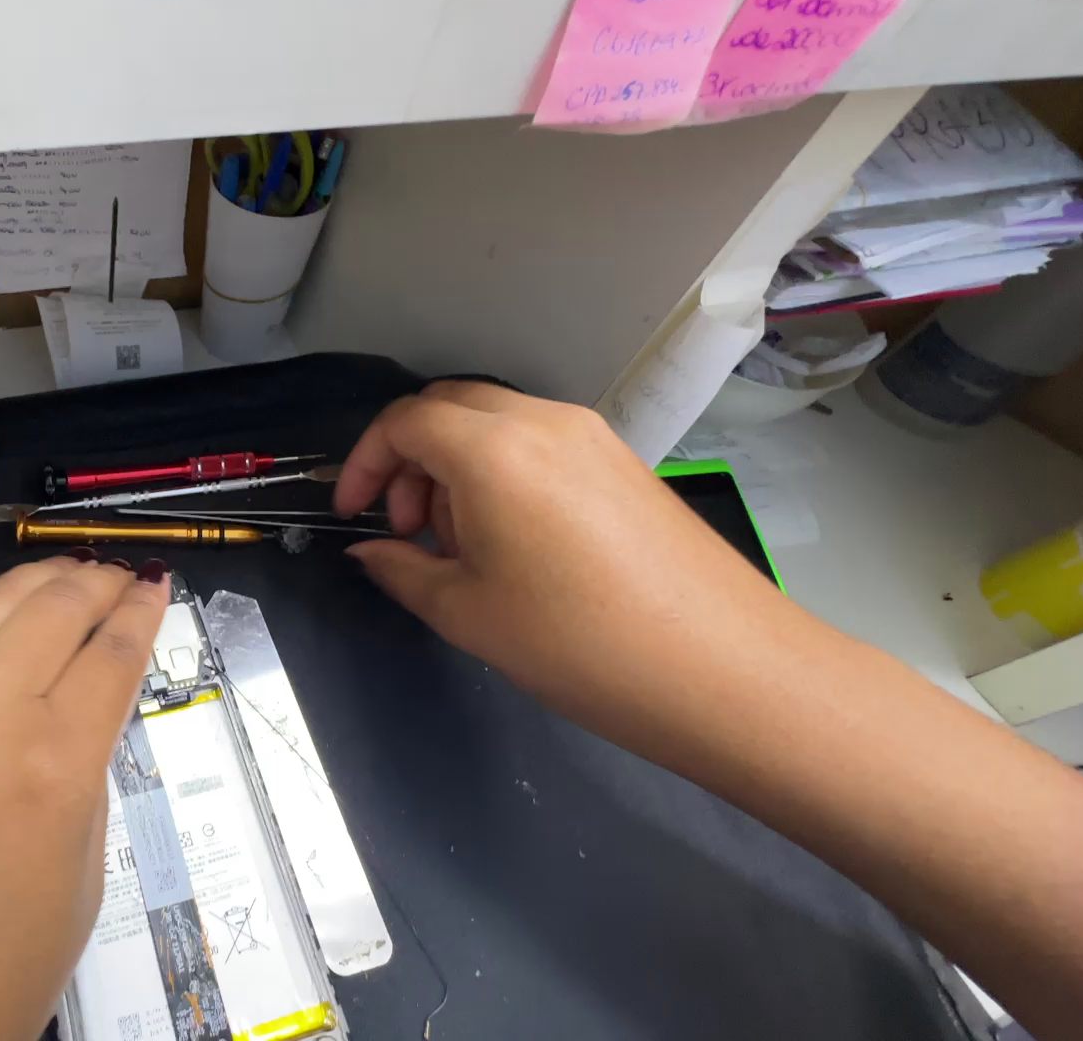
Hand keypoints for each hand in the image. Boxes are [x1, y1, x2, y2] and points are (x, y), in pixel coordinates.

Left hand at [0, 551, 171, 1040]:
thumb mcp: (75, 891)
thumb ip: (85, 784)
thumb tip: (85, 718)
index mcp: (49, 768)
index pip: (110, 655)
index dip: (142, 613)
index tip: (156, 587)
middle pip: (52, 607)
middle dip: (97, 580)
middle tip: (122, 574)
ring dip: (37, 582)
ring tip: (68, 575)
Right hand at [334, 382, 1082, 1040]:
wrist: (729, 674)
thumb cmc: (576, 642)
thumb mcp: (465, 612)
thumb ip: (399, 568)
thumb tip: (371, 550)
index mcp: (492, 449)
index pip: (402, 422)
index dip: (363, 463)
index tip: (353, 514)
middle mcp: (541, 421)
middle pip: (445, 407)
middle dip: (405, 459)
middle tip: (406, 527)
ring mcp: (590, 436)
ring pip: (490, 421)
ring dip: (451, 464)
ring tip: (458, 540)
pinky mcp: (621, 461)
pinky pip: (535, 441)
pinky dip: (497, 469)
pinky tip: (509, 537)